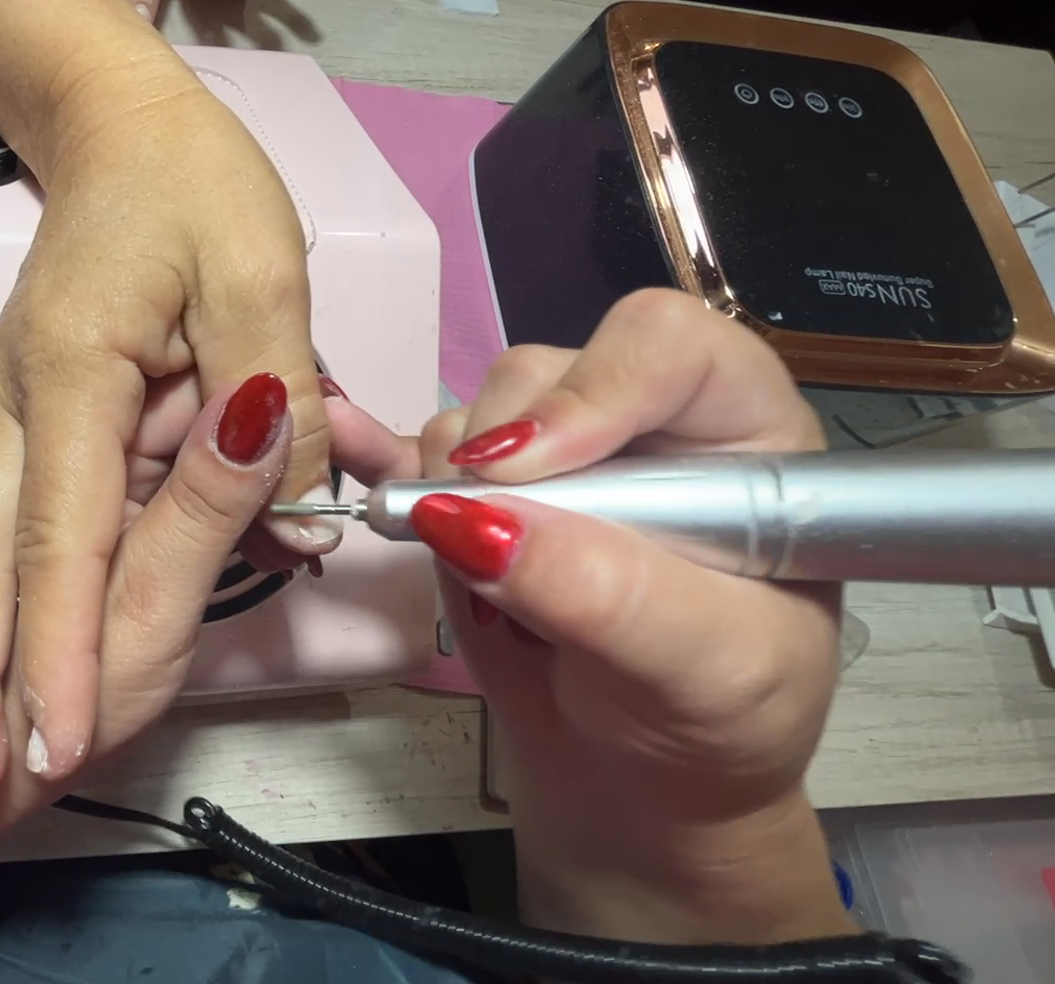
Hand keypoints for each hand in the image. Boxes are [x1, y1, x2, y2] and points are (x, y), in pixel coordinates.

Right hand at [0, 87, 339, 801]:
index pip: (62, 530)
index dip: (58, 642)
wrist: (116, 125)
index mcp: (72, 370)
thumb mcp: (262, 279)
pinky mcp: (7, 404)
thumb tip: (301, 521)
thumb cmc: (191, 186)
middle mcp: (12, 398)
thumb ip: (281, 405)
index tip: (53, 737)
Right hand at [329, 290, 854, 942]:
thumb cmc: (704, 720)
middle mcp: (637, 429)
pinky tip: (380, 486)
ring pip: (470, 412)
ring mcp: (547, 460)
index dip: (590, 390)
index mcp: (738, 442)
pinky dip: (391, 472)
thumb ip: (600, 593)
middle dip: (499, 446)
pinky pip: (416, 452)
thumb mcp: (697, 670)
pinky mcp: (477, 493)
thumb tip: (465, 520)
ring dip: (446, 479)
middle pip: (545, 370)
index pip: (668, 350)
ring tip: (473, 566)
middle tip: (481, 531)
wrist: (626, 768)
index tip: (522, 472)